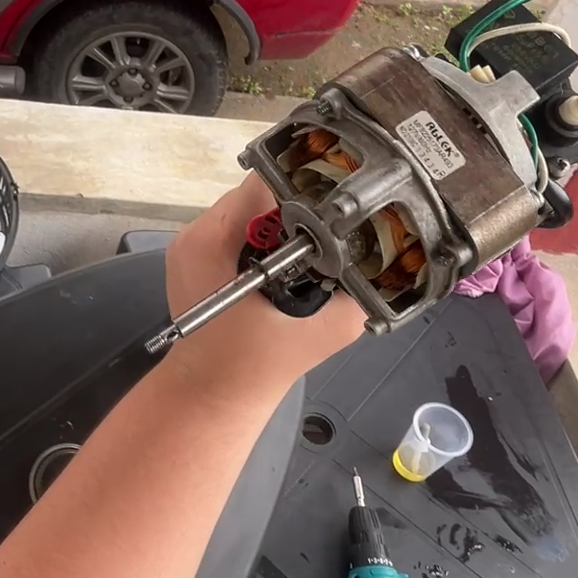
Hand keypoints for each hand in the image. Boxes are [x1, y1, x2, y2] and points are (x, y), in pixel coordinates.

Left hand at [162, 174, 363, 389]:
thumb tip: (389, 262)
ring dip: (277, 224)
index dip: (307, 188)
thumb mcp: (321, 331)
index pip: (266, 182)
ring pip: (246, 210)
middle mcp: (195, 233)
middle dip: (295, 207)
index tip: (336, 207)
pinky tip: (282, 262)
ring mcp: (189, 244)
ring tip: (306, 248)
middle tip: (328, 230)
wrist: (209, 395)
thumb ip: (356, 294)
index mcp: (214, 241)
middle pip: (256, 193)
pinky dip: (259, 239)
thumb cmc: (253, 366)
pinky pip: (233, 230)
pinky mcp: (192, 257)